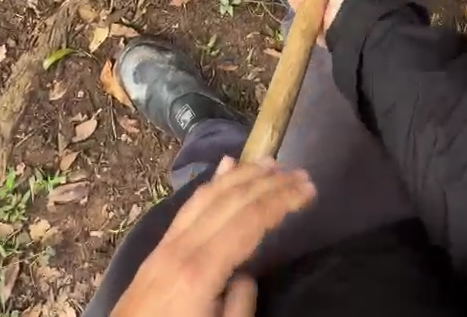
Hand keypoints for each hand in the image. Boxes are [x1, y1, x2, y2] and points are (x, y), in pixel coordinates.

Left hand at [112, 158, 314, 316]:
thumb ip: (239, 304)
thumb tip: (245, 274)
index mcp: (200, 271)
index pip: (250, 219)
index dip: (282, 198)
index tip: (310, 188)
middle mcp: (182, 248)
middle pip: (231, 199)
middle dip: (269, 181)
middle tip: (301, 173)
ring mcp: (164, 247)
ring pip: (208, 195)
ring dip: (243, 175)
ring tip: (271, 163)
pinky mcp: (156, 253)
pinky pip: (189, 206)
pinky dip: (213, 184)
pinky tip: (225, 170)